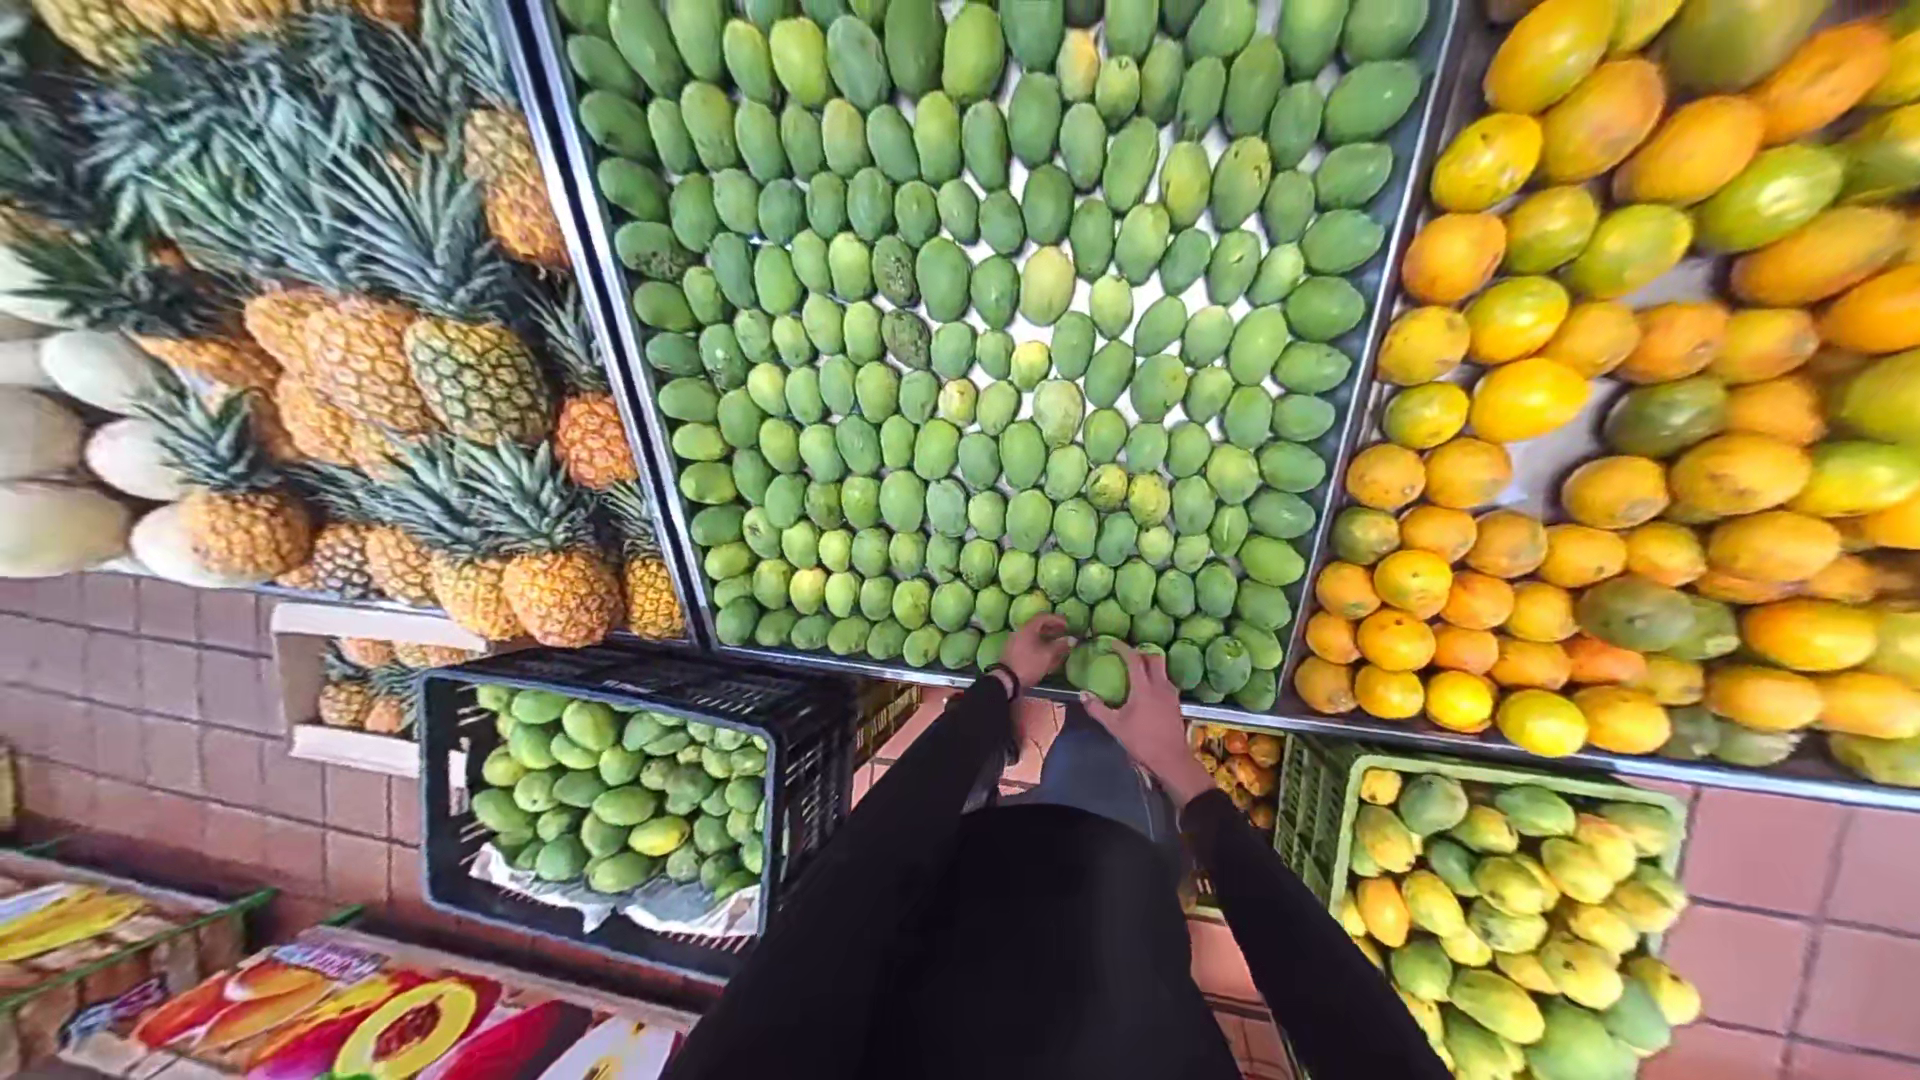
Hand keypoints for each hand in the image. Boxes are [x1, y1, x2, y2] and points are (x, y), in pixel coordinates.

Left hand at [999, 614, 1074, 691]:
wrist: (1007, 680)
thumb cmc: (1029, 664)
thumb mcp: (1047, 654)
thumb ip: (1060, 645)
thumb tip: (1072, 639)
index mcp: (1028, 628)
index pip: (1043, 617)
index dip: (1057, 619)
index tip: (1067, 625)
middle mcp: (1020, 632)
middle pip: (1039, 626)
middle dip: (1053, 629)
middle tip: (1065, 634)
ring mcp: (1016, 641)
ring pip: (1035, 636)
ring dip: (1048, 638)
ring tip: (1059, 645)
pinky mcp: (1015, 651)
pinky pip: (1030, 644)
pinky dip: (1040, 646)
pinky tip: (1048, 654)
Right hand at [1080, 645, 1214, 808]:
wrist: (1171, 759)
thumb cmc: (1142, 741)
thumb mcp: (1115, 726)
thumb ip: (1098, 709)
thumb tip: (1083, 695)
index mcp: (1144, 688)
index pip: (1134, 659)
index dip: (1123, 647)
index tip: (1112, 643)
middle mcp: (1160, 686)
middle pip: (1154, 658)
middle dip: (1141, 652)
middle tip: (1127, 656)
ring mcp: (1171, 694)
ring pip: (1163, 669)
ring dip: (1150, 665)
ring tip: (1137, 671)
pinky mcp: (1176, 703)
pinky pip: (1166, 681)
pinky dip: (1156, 678)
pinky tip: (1148, 690)